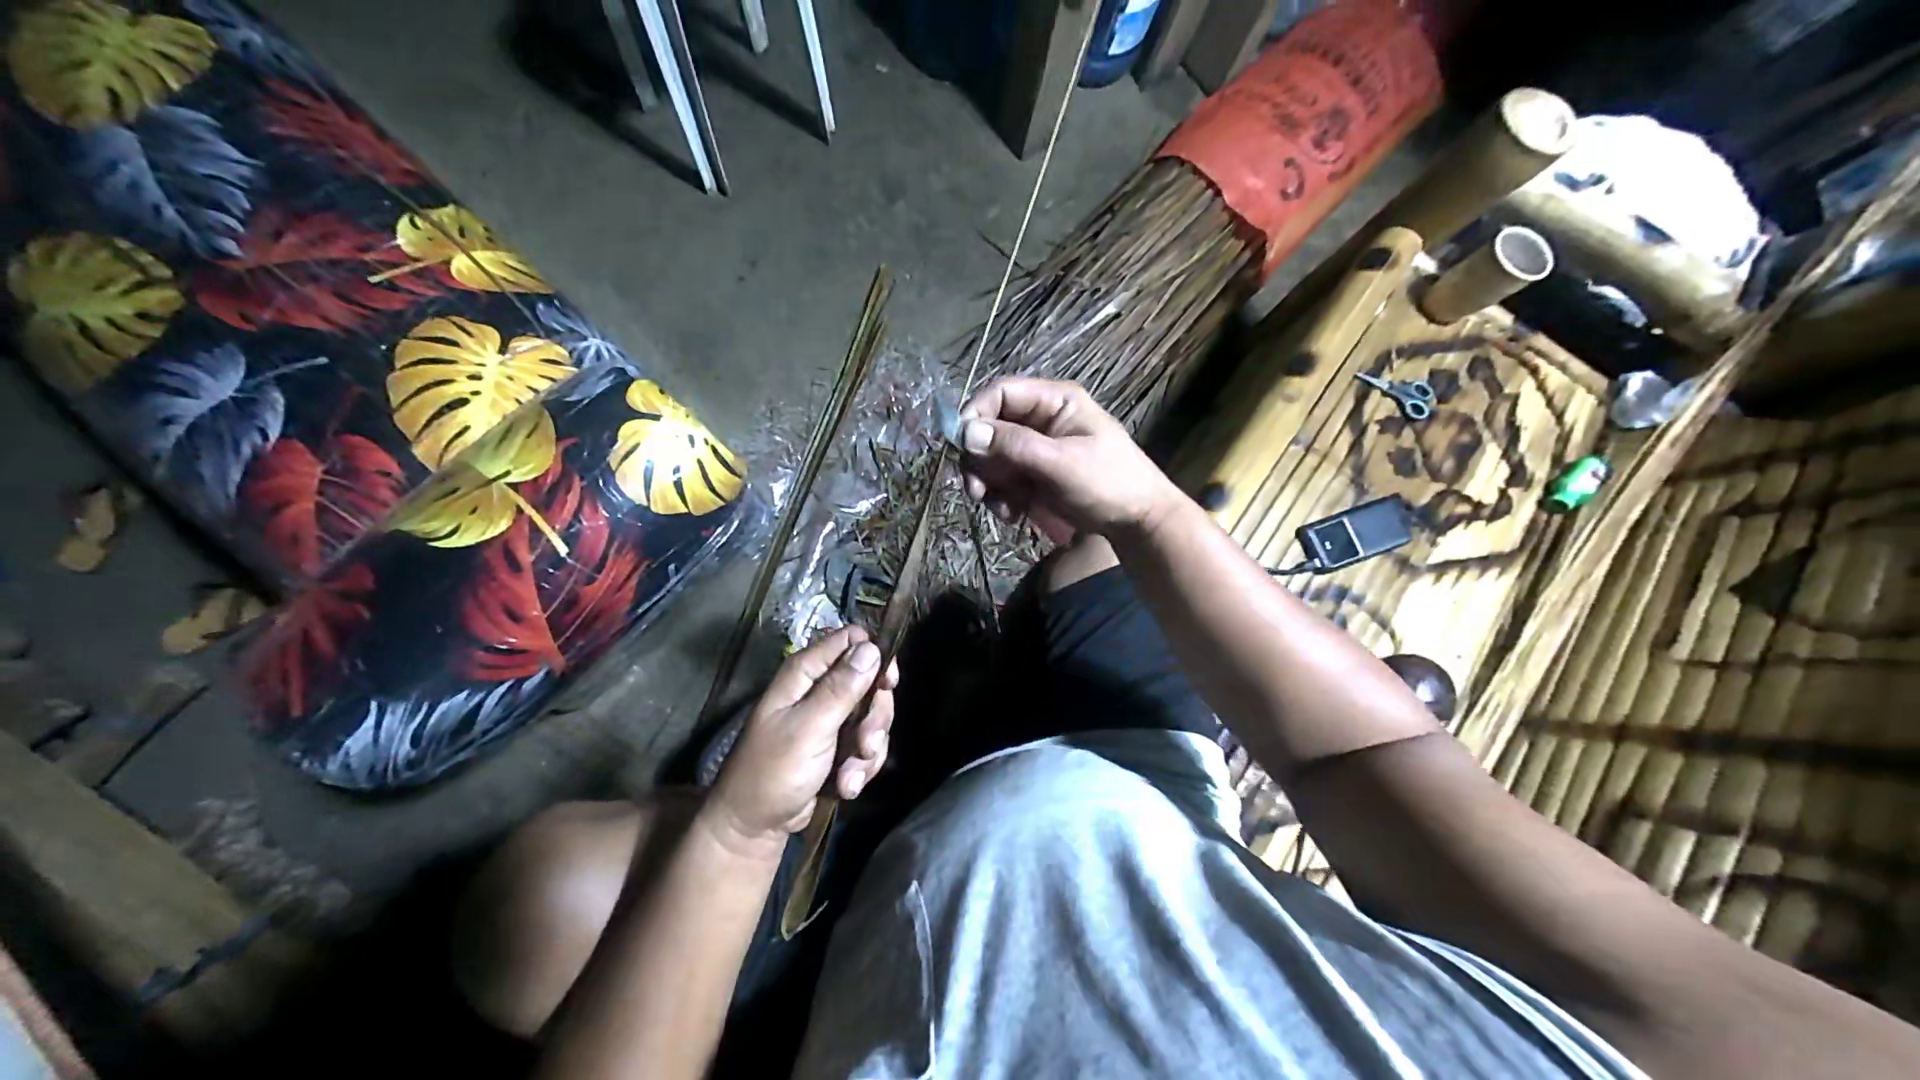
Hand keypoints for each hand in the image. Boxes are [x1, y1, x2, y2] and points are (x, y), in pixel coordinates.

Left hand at [703, 627, 896, 858]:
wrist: (756, 825)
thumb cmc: (773, 771)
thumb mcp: (808, 728)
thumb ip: (841, 688)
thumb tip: (871, 647)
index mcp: (805, 673)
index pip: (851, 641)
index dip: (874, 657)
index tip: (886, 683)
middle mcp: (819, 689)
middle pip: (871, 682)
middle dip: (874, 718)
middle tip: (865, 743)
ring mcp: (831, 718)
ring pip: (873, 718)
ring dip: (868, 750)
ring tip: (849, 776)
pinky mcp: (839, 745)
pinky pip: (868, 745)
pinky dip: (861, 768)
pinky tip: (846, 786)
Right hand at [958, 377, 1180, 536]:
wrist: (1137, 523)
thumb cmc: (1108, 483)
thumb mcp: (1060, 462)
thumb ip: (1014, 445)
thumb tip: (965, 432)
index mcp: (1055, 401)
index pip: (1002, 393)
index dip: (976, 414)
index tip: (961, 444)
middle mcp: (1041, 420)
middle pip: (990, 427)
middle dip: (980, 459)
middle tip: (976, 489)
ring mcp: (1036, 449)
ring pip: (992, 458)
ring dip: (988, 483)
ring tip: (1000, 507)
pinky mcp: (1034, 476)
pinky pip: (1003, 481)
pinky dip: (1001, 498)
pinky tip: (1012, 514)